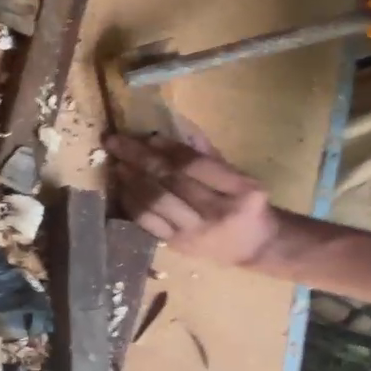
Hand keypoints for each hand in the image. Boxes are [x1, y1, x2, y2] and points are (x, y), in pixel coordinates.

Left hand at [104, 131, 280, 265]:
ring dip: (130, 179)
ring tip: (117, 163)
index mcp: (243, 190)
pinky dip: (129, 200)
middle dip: (138, 158)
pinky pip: (144, 219)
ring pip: (153, 200)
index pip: (197, 165)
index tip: (147, 137)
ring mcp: (195, 230)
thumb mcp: (237, 177)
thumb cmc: (243, 204)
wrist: (255, 246)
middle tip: (115, 142)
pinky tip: (120, 187)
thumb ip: (206, 154)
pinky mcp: (175, 243)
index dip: (168, 149)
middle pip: (170, 180)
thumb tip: (174, 124)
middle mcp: (219, 211)